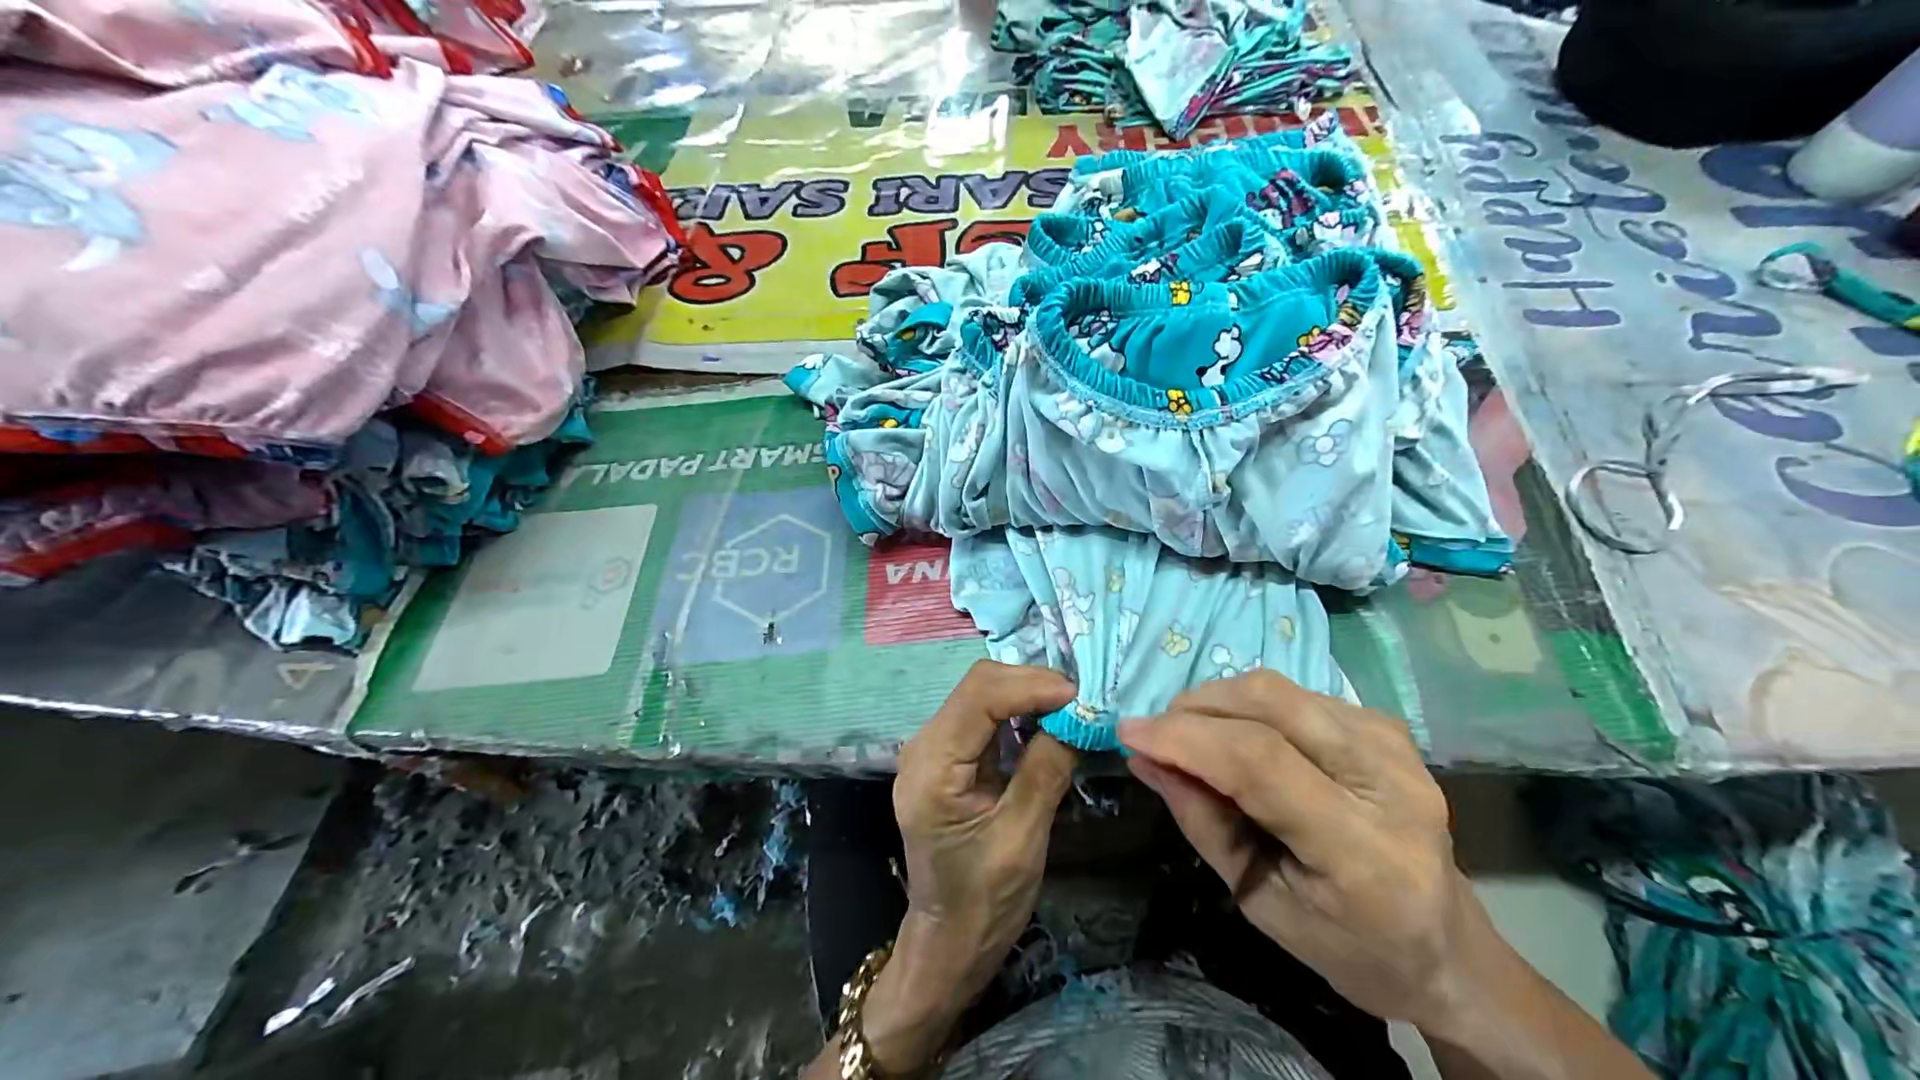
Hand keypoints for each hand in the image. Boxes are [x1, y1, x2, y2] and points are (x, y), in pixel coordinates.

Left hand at [864, 661, 1078, 1070]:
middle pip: (978, 687)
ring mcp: (931, 749)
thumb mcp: (1022, 839)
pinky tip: (1048, 719)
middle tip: (1082, 700)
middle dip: (1032, 684)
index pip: (979, 696)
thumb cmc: (985, 900)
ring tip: (1072, 706)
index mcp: (932, 767)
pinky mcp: (946, 756)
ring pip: (981, 695)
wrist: (950, 938)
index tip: (1079, 696)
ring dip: (1028, 693)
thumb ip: (1046, 771)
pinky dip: (1018, 710)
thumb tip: (1077, 717)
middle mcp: (923, 746)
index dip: (1032, 685)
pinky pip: (982, 716)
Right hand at [1118, 671, 1490, 1035]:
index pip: (1258, 762)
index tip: (1128, 733)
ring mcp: (1395, 746)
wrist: (1446, 948)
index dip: (1184, 738)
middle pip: (1270, 703)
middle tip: (1156, 733)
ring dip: (1218, 702)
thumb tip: (1144, 758)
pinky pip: (1296, 694)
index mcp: (1363, 850)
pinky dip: (1250, 707)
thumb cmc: (1348, 946)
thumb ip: (1201, 822)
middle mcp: (1389, 782)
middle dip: (1195, 707)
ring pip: (1280, 688)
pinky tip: (1241, 738)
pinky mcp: (1388, 726)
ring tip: (1191, 736)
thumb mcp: (1259, 901)